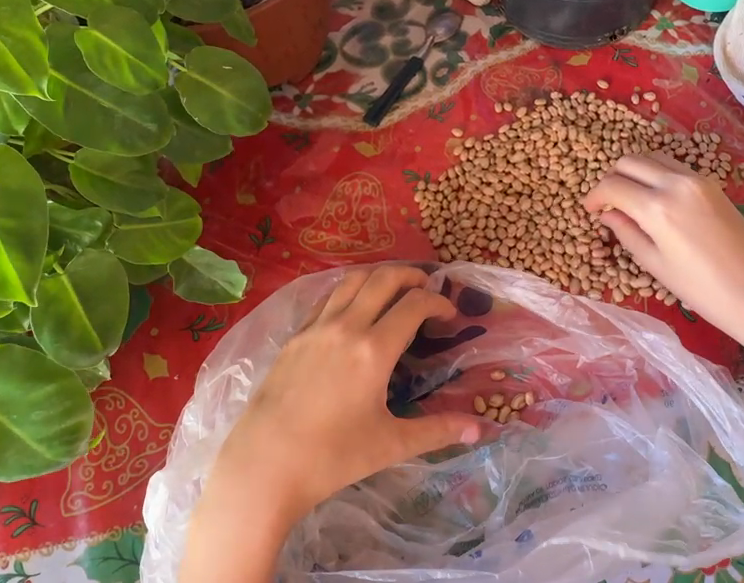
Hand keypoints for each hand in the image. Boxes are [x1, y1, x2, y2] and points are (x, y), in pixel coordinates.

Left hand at [205, 265, 486, 527]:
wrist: (263, 466)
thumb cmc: (331, 458)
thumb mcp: (390, 445)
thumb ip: (437, 431)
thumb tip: (479, 428)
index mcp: (374, 349)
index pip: (415, 304)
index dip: (439, 303)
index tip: (450, 315)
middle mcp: (346, 326)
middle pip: (384, 278)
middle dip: (411, 276)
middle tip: (427, 289)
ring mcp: (316, 328)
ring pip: (352, 280)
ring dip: (379, 276)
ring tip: (393, 290)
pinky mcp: (295, 336)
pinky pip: (328, 298)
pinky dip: (349, 290)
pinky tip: (354, 309)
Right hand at [585, 154, 743, 340]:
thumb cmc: (704, 290)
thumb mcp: (656, 266)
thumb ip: (628, 233)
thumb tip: (609, 215)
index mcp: (656, 207)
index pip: (612, 185)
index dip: (594, 196)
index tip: (590, 210)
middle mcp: (674, 183)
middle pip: (629, 162)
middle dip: (613, 178)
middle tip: (609, 203)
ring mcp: (696, 179)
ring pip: (652, 157)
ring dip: (635, 172)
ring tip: (632, 199)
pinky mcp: (712, 183)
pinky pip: (674, 166)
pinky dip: (657, 173)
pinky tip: (658, 198)